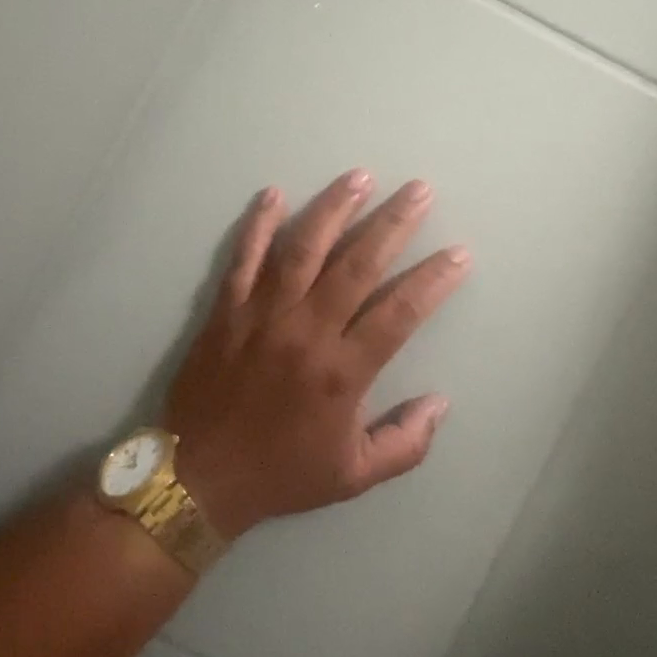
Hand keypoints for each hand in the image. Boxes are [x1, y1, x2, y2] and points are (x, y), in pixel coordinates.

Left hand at [162, 169, 470, 540]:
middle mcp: (305, 332)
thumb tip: (440, 402)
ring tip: (359, 176)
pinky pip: (243, 258)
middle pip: (357, 265)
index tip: (459, 253)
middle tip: (419, 190)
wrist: (197, 479)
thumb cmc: (281, 474)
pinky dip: (257, 224)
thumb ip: (405, 442)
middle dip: (393, 223)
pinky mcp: (226, 310)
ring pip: (302, 249)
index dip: (433, 280)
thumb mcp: (354, 476)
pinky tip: (274, 193)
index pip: (399, 312)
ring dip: (333, 208)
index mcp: (341, 372)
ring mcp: (262, 315)